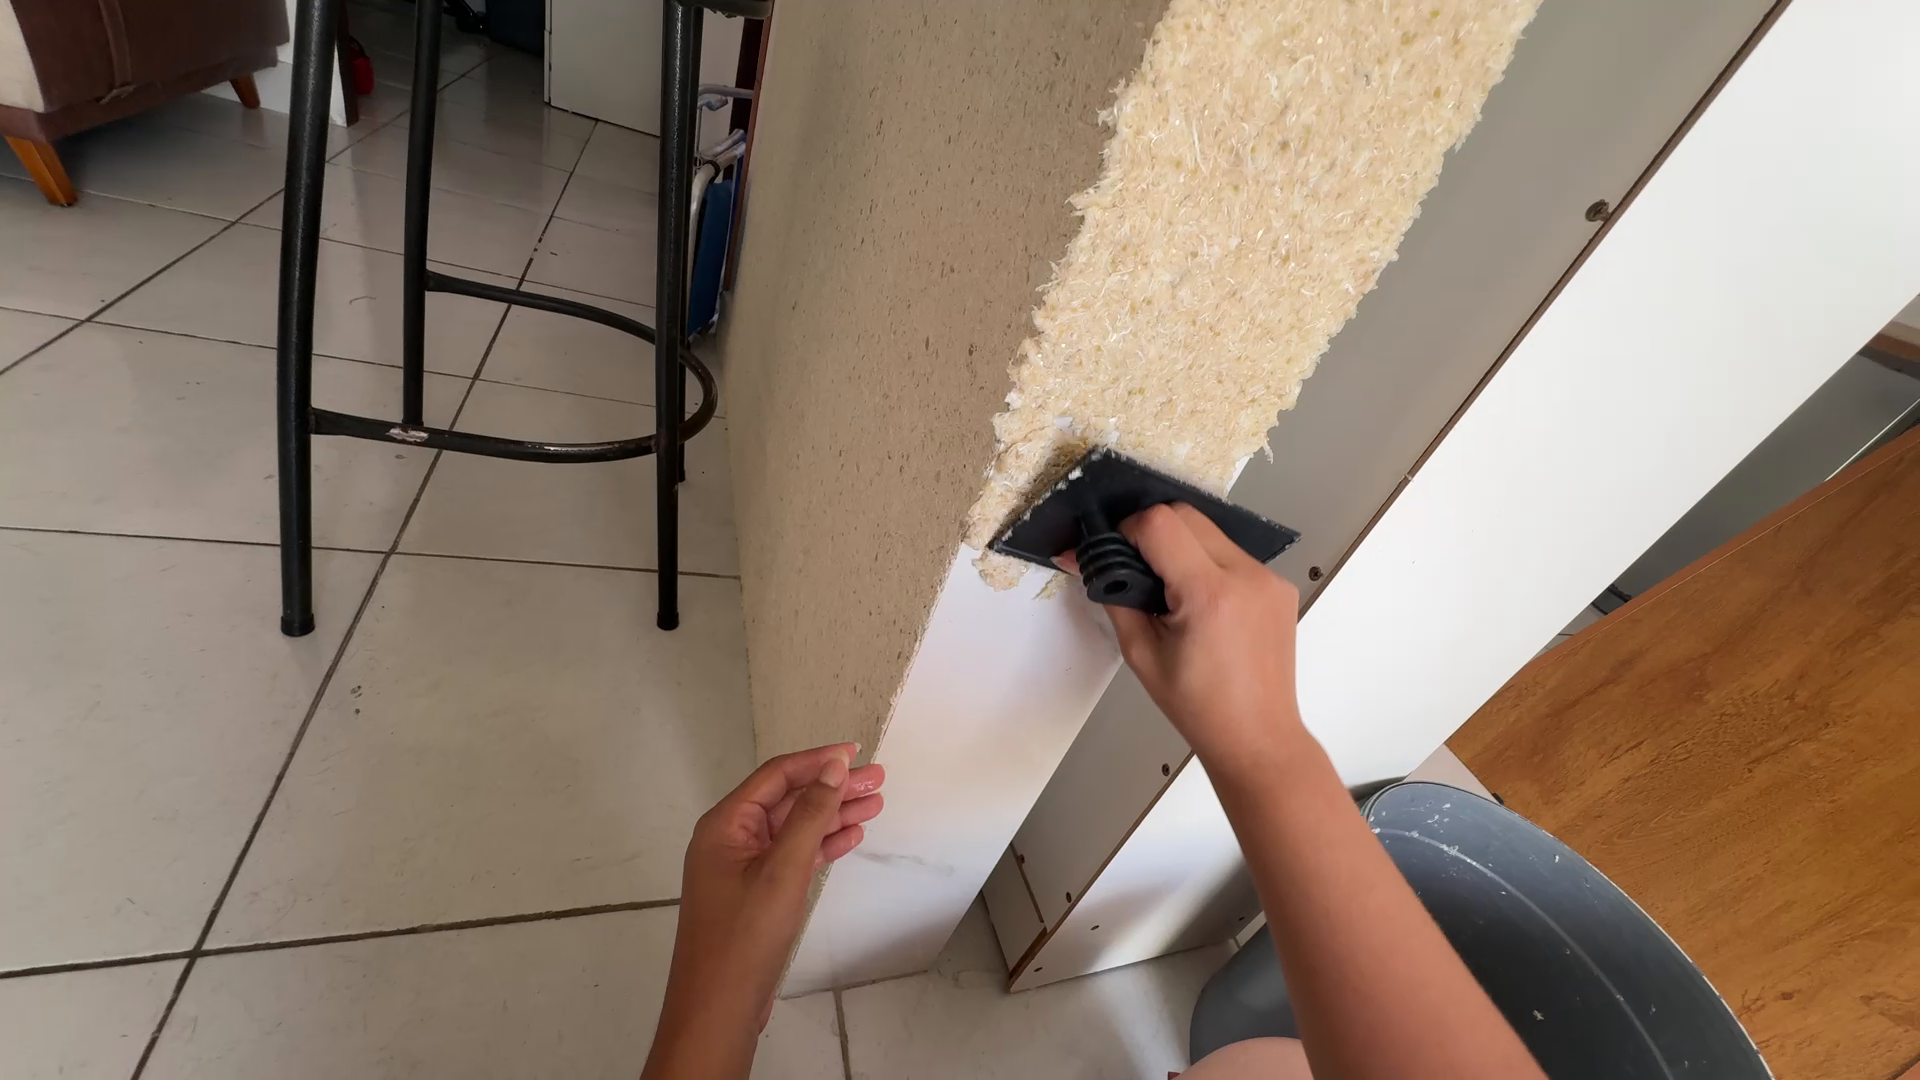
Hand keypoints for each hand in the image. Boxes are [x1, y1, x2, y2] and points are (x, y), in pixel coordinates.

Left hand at [643, 745, 884, 1079]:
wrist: (718, 1013)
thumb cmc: (746, 935)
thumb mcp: (784, 868)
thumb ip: (811, 813)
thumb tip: (834, 766)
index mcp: (726, 823)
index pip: (777, 775)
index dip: (818, 760)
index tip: (855, 753)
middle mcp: (731, 838)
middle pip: (789, 800)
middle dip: (833, 788)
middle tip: (878, 779)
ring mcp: (743, 867)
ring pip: (795, 828)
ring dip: (833, 815)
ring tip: (876, 804)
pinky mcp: (756, 892)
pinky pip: (793, 855)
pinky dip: (822, 844)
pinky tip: (851, 836)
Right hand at [1065, 504, 1306, 772]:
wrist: (1257, 736)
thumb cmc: (1199, 705)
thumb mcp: (1140, 653)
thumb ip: (1114, 596)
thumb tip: (1085, 561)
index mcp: (1209, 594)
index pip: (1159, 524)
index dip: (1127, 531)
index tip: (1116, 553)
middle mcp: (1246, 576)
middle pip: (1185, 514)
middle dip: (1152, 531)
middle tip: (1136, 567)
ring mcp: (1269, 579)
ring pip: (1210, 530)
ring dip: (1181, 545)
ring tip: (1169, 589)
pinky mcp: (1279, 585)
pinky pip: (1233, 553)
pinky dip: (1207, 562)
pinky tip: (1199, 599)